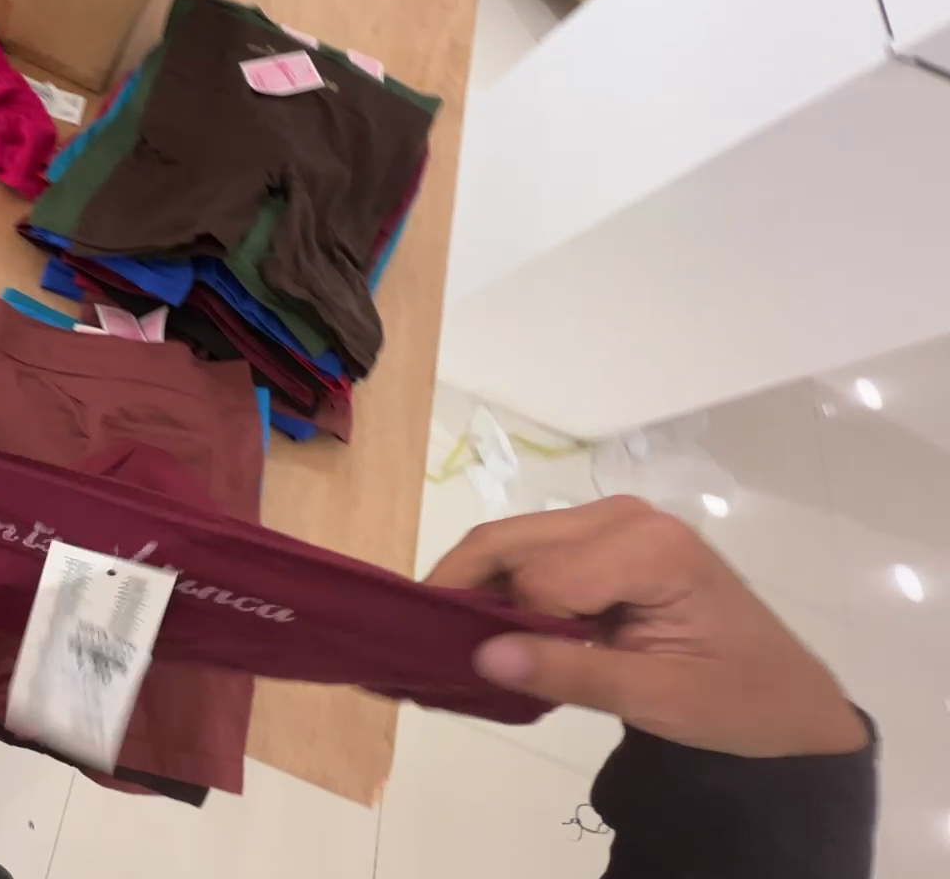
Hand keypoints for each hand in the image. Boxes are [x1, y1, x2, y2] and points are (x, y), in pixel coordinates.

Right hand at [426, 496, 867, 757]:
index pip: (543, 578)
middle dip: (463, 584)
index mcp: (649, 547)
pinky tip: (491, 612)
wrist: (787, 700)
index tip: (516, 668)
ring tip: (460, 626)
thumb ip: (570, 672)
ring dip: (476, 581)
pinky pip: (523, 546)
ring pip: (505, 539)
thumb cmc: (737, 702)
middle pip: (507, 540)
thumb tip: (480, 656)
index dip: (518, 624)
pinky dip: (497, 579)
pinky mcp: (594, 532)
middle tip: (432, 631)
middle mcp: (620, 516)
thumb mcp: (661, 699)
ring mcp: (606, 519)